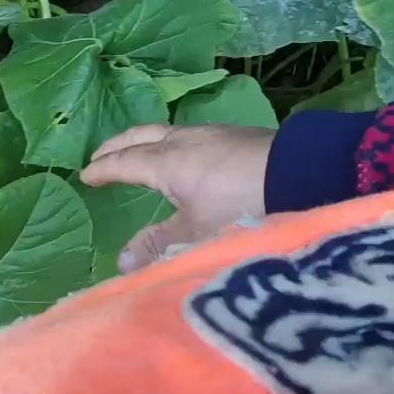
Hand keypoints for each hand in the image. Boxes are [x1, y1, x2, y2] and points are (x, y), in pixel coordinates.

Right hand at [79, 124, 275, 273]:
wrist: (307, 175)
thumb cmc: (244, 205)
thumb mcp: (198, 232)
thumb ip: (160, 245)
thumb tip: (122, 262)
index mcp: (167, 162)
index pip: (124, 162)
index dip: (104, 169)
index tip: (86, 175)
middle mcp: (184, 141)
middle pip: (141, 136)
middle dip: (117, 145)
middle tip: (100, 155)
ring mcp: (211, 134)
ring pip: (165, 131)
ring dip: (144, 140)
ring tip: (137, 152)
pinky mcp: (235, 135)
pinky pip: (187, 133)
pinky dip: (169, 142)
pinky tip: (182, 154)